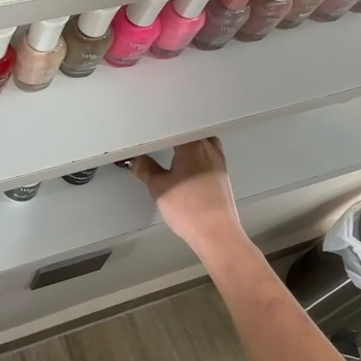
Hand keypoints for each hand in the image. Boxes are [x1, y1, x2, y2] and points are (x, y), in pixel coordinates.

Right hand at [130, 137, 244, 251]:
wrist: (216, 232)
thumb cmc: (189, 208)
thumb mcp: (158, 187)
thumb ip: (145, 169)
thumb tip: (137, 160)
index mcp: (193, 144)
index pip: (175, 127)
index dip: (160, 129)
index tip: (148, 135)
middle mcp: (209, 148)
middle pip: (190, 132)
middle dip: (174, 136)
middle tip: (158, 142)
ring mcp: (219, 161)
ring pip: (202, 142)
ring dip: (189, 145)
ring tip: (172, 153)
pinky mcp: (222, 175)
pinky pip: (208, 156)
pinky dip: (197, 157)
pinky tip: (187, 169)